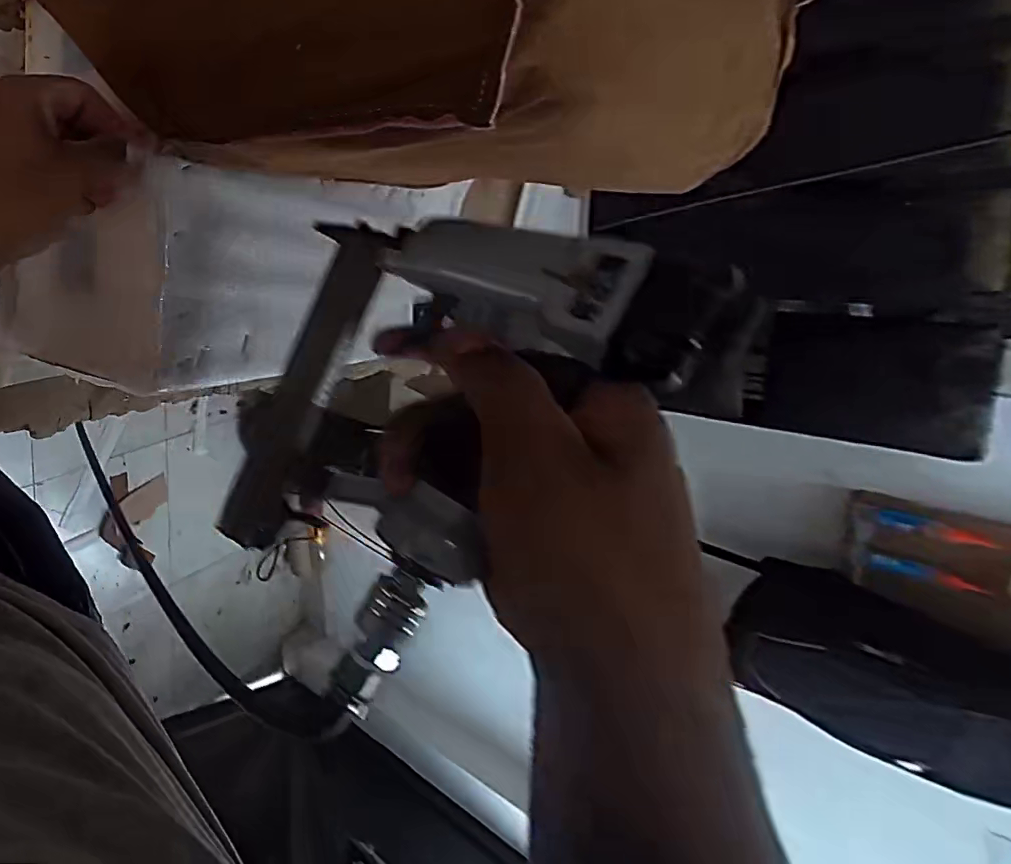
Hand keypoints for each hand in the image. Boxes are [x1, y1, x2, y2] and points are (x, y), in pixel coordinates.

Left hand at [0, 75, 139, 269]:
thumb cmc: (19, 200)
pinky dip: (60, 177)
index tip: (139, 153)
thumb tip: (137, 153)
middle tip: (123, 179)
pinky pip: (36, 161)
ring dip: (84, 168)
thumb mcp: (74, 177)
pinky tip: (78, 203)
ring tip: (104, 197)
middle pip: (70, 119)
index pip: (85, 96)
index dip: (117, 125)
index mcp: (22, 95)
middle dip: (100, 151)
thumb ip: (112, 159)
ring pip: (55, 143)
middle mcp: (5, 106)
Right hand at [376, 329, 723, 684]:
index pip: (512, 358)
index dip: (448, 352)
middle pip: (488, 408)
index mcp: (605, 409)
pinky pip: (489, 490)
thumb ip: (498, 381)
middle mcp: (591, 441)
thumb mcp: (535, 451)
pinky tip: (430, 515)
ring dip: (434, 465)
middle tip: (393, 461)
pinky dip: (453, 495)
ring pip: (481, 451)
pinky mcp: (548, 527)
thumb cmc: (582, 551)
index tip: (392, 352)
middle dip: (429, 428)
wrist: (618, 674)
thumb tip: (461, 336)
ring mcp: (570, 488)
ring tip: (406, 496)